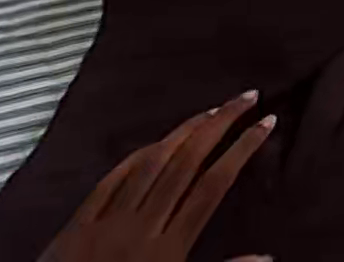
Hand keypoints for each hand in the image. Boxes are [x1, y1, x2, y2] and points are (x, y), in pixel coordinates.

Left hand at [39, 90, 275, 261]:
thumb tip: (269, 256)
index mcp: (168, 250)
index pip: (215, 184)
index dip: (244, 148)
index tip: (269, 121)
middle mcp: (141, 228)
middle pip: (188, 161)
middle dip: (222, 123)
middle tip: (248, 97)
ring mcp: (105, 225)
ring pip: (153, 162)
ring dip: (186, 130)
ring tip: (212, 110)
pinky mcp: (74, 230)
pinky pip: (110, 181)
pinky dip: (138, 155)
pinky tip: (157, 142)